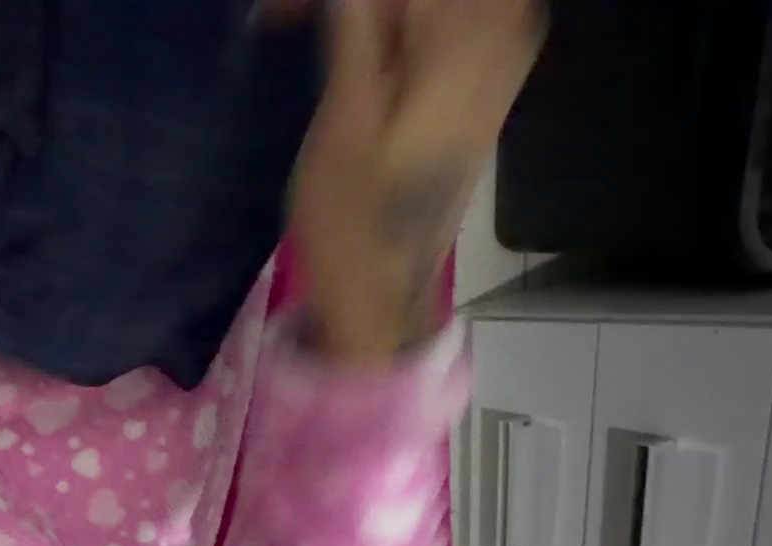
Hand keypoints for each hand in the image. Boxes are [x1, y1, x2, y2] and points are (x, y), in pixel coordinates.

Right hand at [285, 0, 543, 364]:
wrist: (385, 291)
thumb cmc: (352, 226)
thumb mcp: (341, 131)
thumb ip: (354, 39)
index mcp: (466, 40)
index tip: (270, 14)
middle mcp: (502, 31)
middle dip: (353, 2)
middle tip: (286, 19)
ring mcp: (499, 55)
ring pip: (435, 5)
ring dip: (372, 15)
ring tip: (311, 26)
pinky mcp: (481, 79)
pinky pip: (446, 20)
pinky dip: (397, 25)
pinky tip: (355, 38)